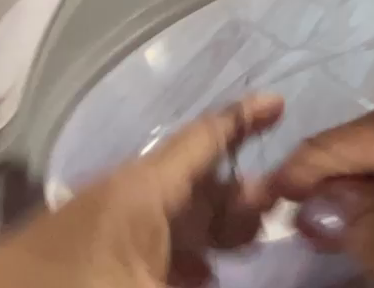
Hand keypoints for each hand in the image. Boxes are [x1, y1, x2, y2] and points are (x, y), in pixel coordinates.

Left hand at [0, 95, 283, 287]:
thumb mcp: (150, 287)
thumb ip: (203, 278)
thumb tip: (225, 274)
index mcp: (143, 192)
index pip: (204, 139)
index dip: (244, 120)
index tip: (280, 104)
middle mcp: (128, 198)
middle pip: (196, 182)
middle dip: (240, 190)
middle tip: (285, 203)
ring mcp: (106, 229)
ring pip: (174, 216)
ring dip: (214, 228)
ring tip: (255, 240)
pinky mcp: (89, 258)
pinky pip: (151, 245)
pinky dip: (183, 258)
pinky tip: (205, 279)